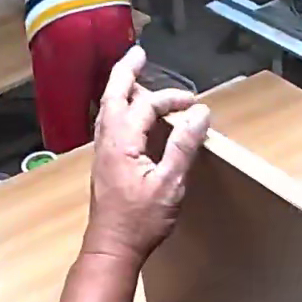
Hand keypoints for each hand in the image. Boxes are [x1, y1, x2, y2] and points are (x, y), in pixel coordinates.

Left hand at [80, 46, 211, 267]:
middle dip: (126, 72)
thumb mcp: (169, 184)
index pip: (147, 105)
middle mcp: (106, 142)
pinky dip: (116, 109)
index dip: (171, 99)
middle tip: (138, 52)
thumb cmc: (140, 221)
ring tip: (132, 75)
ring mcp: (101, 154)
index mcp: (122, 142)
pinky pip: (107, 125)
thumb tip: (201, 113)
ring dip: (119, 89)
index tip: (194, 105)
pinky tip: (125, 114)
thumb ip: (184, 146)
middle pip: (113, 96)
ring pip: (106, 110)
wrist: (111, 248)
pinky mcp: (103, 165)